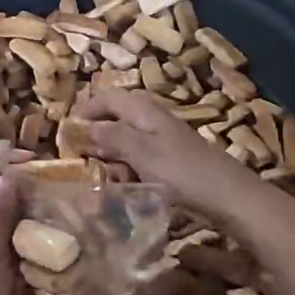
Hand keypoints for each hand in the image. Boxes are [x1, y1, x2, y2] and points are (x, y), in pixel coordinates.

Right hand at [76, 88, 263, 223]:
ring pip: (127, 139)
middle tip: (77, 155)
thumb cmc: (182, 171)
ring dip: (110, 153)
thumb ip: (109, 136)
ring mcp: (164, 140)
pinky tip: (124, 184)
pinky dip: (127, 167)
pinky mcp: (172, 161)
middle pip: (116, 117)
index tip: (66, 130)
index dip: (86, 109)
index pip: (107, 97)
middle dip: (95, 133)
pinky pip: (140, 158)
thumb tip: (80, 126)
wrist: (229, 197)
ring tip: (97, 173)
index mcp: (144, 109)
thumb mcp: (140, 151)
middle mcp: (153, 119)